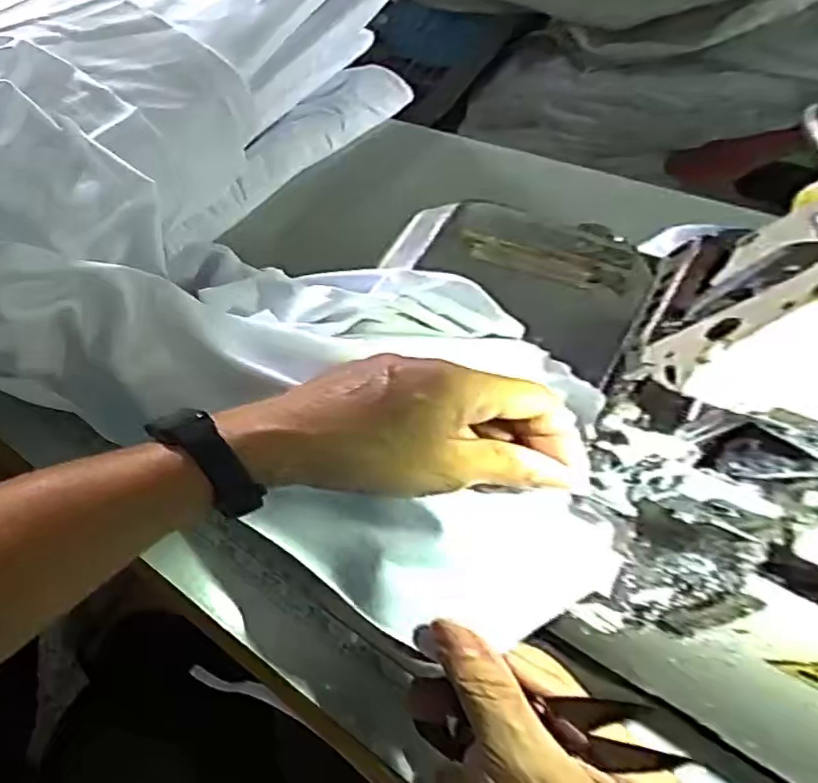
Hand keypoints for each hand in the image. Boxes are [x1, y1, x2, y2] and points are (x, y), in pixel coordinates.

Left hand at [218, 355, 584, 495]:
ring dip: (480, 433)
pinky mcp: (365, 378)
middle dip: (520, 438)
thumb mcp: (451, 468)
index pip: (538, 398)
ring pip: (460, 397)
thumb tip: (555, 472)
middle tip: (519, 481)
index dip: (559, 441)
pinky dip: (442, 423)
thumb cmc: (365, 453)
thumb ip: (513, 467)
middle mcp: (424, 363)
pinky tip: (432, 452)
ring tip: (475, 473)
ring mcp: (390, 367)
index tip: (556, 478)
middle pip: (499, 395)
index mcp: (455, 377)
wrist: (284, 439)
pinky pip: (422, 396)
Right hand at [412, 619, 665, 782]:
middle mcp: (600, 755)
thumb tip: (452, 629)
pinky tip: (458, 768)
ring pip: (492, 721)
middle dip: (457, 693)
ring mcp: (562, 773)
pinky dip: (465, 755)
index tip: (428, 640)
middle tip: (429, 699)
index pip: (530, 662)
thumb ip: (485, 686)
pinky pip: (489, 751)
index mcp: (617, 740)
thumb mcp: (520, 758)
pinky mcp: (525, 779)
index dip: (473, 647)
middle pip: (509, 689)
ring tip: (444, 744)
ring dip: (455, 727)